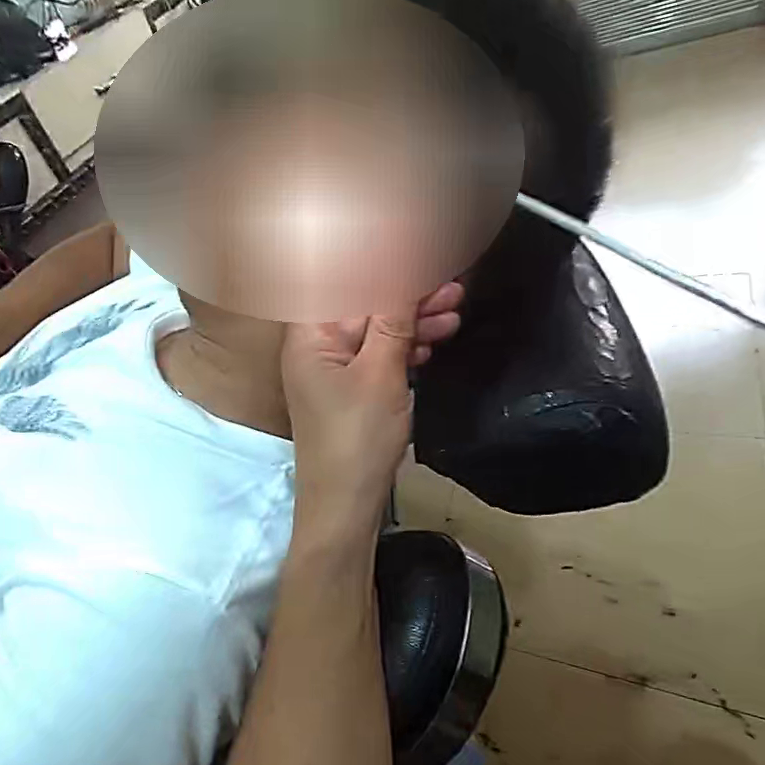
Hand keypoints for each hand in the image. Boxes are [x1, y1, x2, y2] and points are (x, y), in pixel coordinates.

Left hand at [282, 287, 456, 522]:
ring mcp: (333, 371)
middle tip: (452, 287)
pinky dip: (404, 350)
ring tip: (454, 315)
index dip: (385, 267)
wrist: (346, 505)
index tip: (424, 259)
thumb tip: (406, 268)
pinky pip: (377, 358)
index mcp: (310, 336)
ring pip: (375, 332)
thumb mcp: (381, 373)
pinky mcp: (350, 392)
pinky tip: (430, 346)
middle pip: (363, 305)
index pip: (345, 284)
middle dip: (407, 295)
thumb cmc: (356, 441)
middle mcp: (316, 348)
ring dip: (412, 323)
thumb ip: (393, 318)